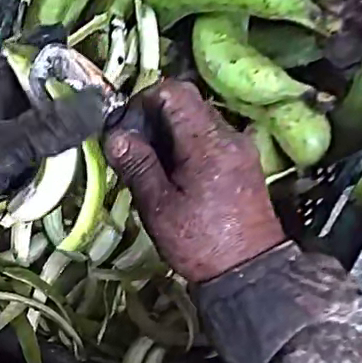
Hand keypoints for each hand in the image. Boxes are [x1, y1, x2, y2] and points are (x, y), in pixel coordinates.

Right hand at [106, 81, 285, 282]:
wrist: (248, 270)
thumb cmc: (199, 241)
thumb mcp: (159, 206)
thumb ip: (138, 165)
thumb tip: (114, 135)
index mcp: (207, 142)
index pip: (174, 92)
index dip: (143, 100)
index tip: (124, 127)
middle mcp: (229, 135)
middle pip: (186, 102)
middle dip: (152, 117)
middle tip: (129, 147)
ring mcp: (239, 147)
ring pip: (196, 120)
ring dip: (166, 133)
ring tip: (145, 163)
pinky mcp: (241, 162)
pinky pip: (206, 139)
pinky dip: (183, 146)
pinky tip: (168, 173)